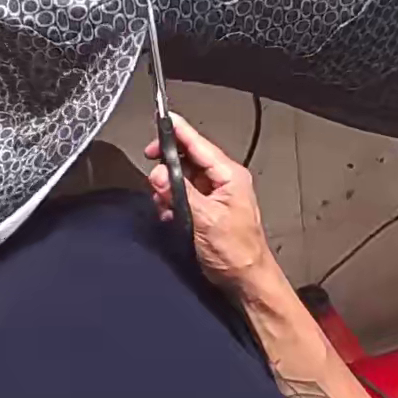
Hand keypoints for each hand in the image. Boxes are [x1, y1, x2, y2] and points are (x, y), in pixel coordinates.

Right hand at [145, 113, 282, 294]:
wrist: (246, 280)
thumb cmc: (238, 253)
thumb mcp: (206, 219)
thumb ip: (180, 193)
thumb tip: (159, 174)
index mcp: (229, 176)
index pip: (199, 143)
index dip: (178, 130)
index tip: (162, 118)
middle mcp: (223, 180)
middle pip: (188, 157)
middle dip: (166, 163)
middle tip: (150, 165)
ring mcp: (215, 194)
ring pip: (182, 176)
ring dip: (167, 187)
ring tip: (164, 202)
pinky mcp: (207, 208)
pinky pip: (183, 193)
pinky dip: (172, 200)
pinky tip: (169, 213)